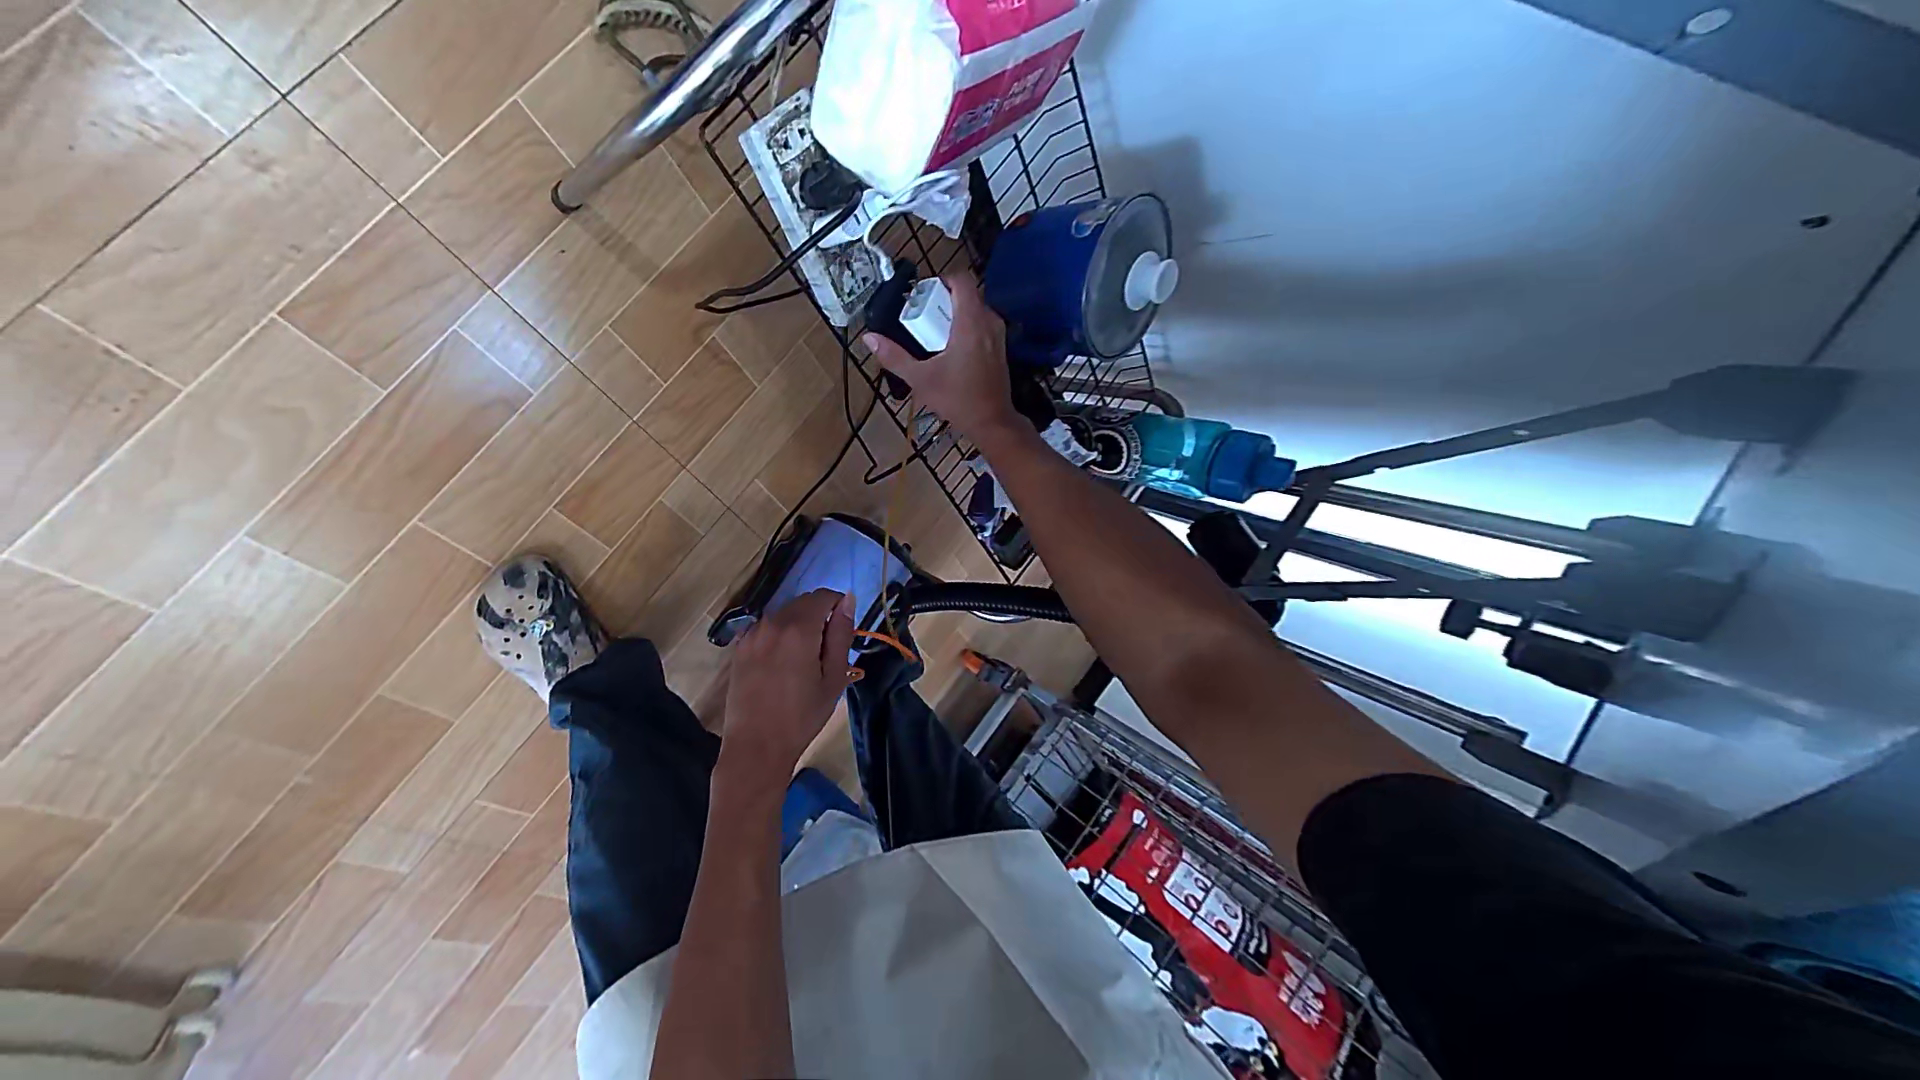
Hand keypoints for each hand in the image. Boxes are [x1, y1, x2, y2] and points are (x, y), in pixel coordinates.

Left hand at [720, 589, 856, 781]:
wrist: (756, 746)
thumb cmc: (802, 716)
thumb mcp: (833, 677)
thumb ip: (841, 634)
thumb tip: (847, 601)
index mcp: (798, 629)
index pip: (823, 596)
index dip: (838, 606)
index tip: (843, 631)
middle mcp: (772, 623)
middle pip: (802, 603)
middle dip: (819, 616)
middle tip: (827, 651)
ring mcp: (751, 635)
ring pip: (784, 615)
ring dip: (799, 625)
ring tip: (805, 661)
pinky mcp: (740, 648)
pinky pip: (767, 629)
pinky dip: (780, 636)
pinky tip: (783, 666)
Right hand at [862, 269, 1023, 443]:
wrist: (992, 422)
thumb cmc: (958, 400)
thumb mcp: (920, 379)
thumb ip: (894, 356)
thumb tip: (869, 338)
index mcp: (971, 323)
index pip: (962, 280)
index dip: (942, 279)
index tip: (925, 295)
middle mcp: (989, 322)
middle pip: (966, 294)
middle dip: (944, 300)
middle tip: (924, 317)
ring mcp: (998, 335)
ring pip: (975, 309)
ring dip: (955, 314)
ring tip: (935, 334)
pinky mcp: (1000, 347)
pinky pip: (982, 324)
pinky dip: (967, 327)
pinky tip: (951, 348)